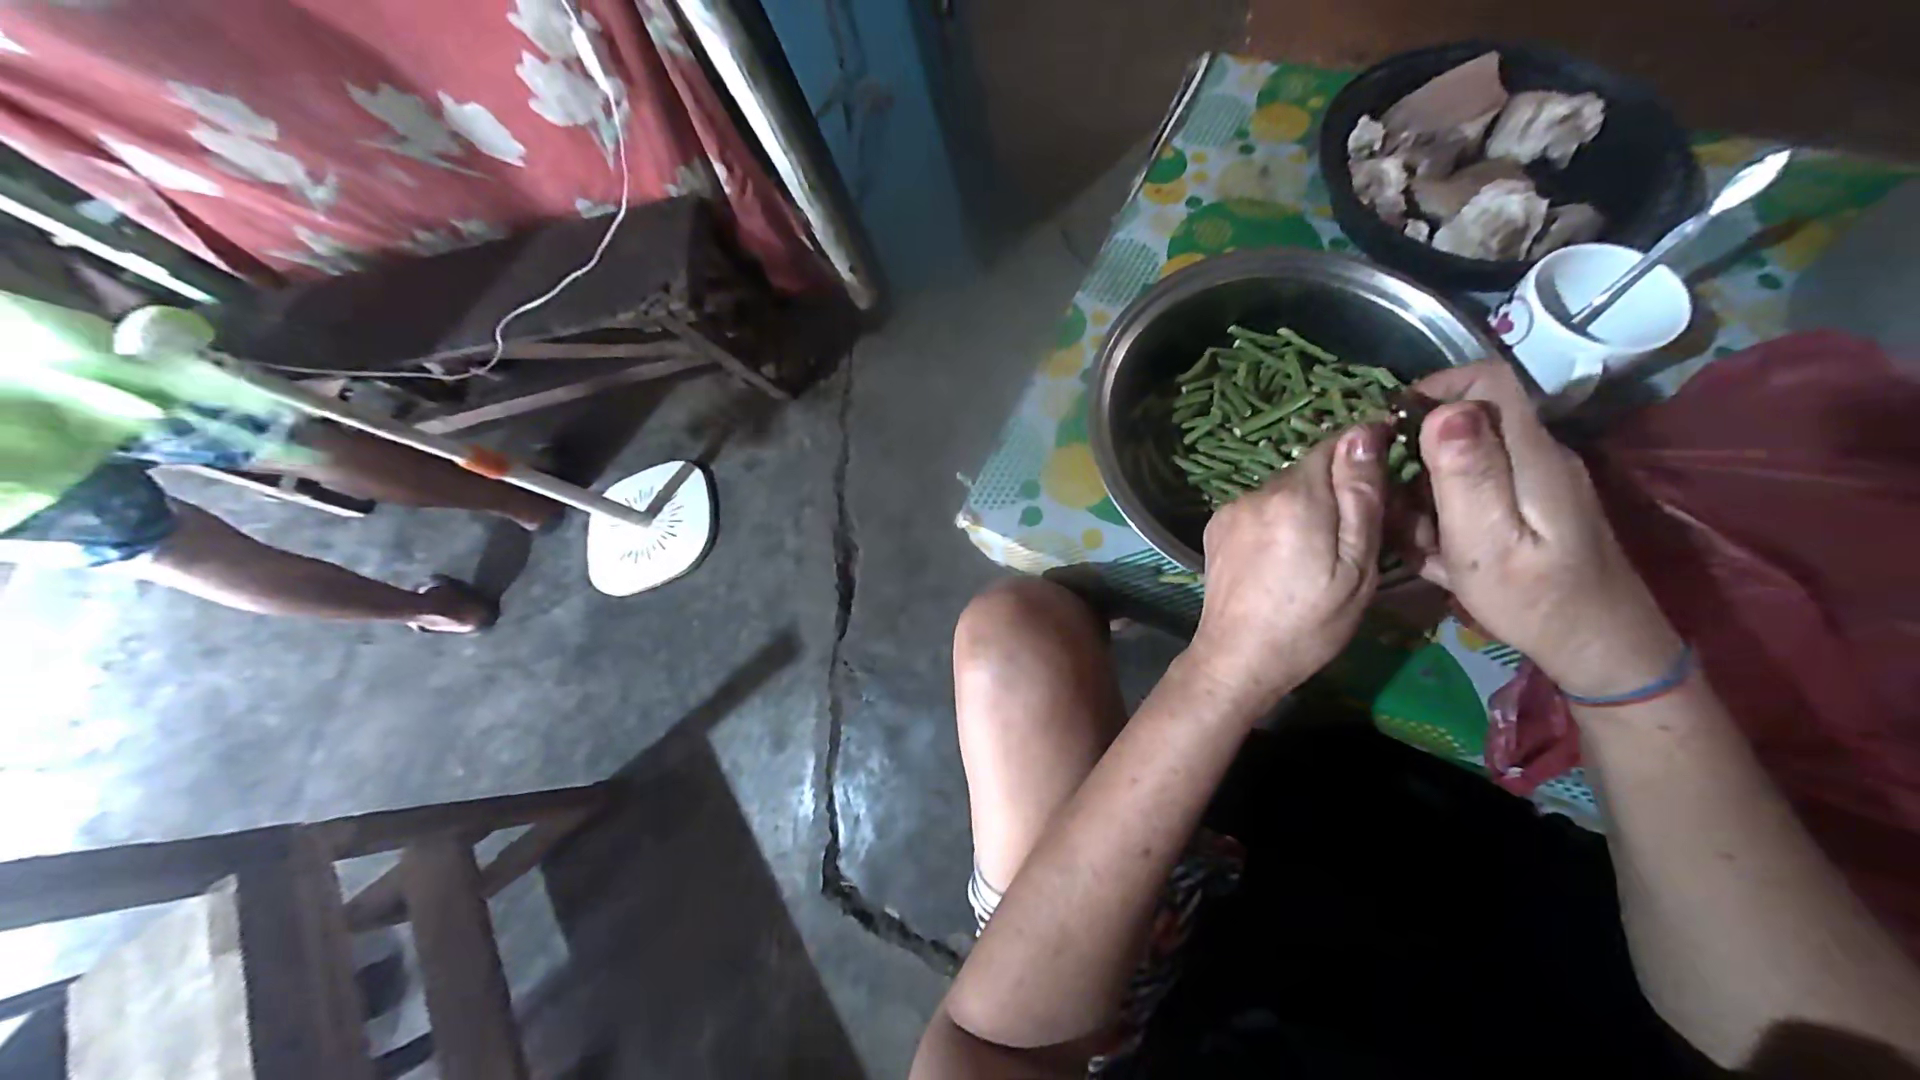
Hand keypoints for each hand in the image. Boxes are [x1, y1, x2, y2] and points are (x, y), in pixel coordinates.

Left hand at [1187, 424, 1385, 707]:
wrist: (1238, 656)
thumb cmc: (1309, 621)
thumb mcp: (1356, 565)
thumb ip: (1360, 496)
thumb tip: (1365, 433)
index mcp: (1296, 497)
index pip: (1334, 444)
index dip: (1363, 449)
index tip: (1386, 467)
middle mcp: (1256, 493)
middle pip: (1307, 470)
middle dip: (1334, 486)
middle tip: (1357, 529)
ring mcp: (1231, 510)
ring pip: (1282, 491)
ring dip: (1304, 505)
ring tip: (1317, 551)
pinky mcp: (1215, 528)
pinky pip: (1258, 509)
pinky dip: (1276, 520)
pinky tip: (1282, 556)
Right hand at [1408, 361, 1682, 697]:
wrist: (1599, 649)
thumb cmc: (1534, 599)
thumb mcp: (1486, 542)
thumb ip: (1465, 474)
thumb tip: (1444, 410)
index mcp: (1530, 455)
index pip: (1486, 379)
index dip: (1433, 387)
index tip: (1389, 426)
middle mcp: (1538, 455)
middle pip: (1467, 418)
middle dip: (1417, 451)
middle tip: (1397, 503)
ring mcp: (1535, 480)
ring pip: (1463, 456)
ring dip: (1425, 489)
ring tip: (1419, 538)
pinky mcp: (1529, 504)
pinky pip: (1473, 486)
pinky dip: (1443, 510)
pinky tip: (1439, 550)